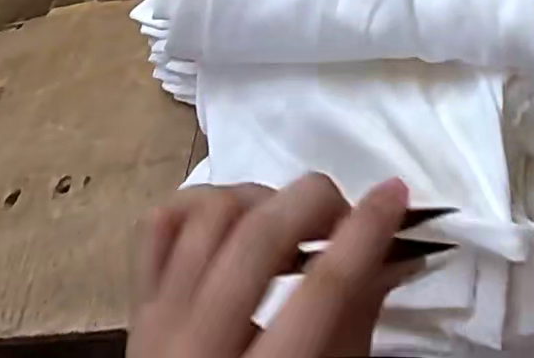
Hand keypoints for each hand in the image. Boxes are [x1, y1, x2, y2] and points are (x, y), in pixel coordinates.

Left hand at [128, 174, 412, 357]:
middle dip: (313, 203)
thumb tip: (389, 249)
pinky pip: (159, 223)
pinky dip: (197, 204)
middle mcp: (199, 348)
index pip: (323, 291)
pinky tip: (232, 219)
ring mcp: (157, 323)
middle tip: (343, 209)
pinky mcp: (136, 304)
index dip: (367, 232)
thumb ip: (355, 323)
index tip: (396, 192)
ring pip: (209, 216)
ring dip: (259, 199)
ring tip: (288, 219)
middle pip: (259, 238)